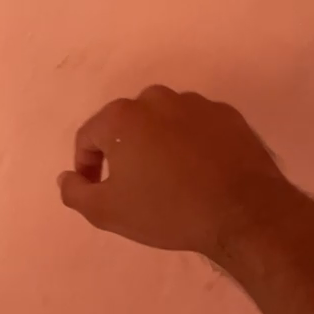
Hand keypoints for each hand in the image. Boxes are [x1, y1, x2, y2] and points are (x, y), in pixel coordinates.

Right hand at [58, 87, 298, 258]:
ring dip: (155, 145)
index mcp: (122, 117)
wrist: (245, 214)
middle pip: (125, 125)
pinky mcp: (229, 116)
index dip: (86, 166)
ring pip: (161, 123)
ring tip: (166, 180)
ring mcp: (197, 105)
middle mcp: (157, 100)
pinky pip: (195, 127)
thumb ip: (75, 191)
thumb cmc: (166, 210)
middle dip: (121, 151)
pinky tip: (196, 174)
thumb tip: (68, 177)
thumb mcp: (105, 212)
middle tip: (131, 186)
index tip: (97, 190)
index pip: (88, 137)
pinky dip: (188, 145)